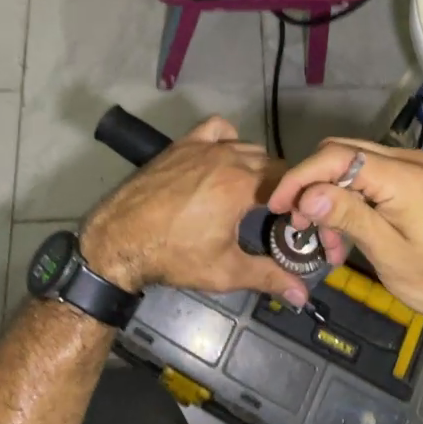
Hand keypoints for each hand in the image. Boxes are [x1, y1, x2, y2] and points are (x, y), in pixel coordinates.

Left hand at [80, 117, 313, 307]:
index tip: (293, 219)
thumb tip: (303, 295)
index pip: (287, 183)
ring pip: (246, 146)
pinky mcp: (182, 144)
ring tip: (250, 191)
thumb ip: (268, 277)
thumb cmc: (173, 256)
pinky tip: (224, 156)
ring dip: (256, 164)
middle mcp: (227, 158)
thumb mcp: (225, 271)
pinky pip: (216, 128)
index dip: (295, 201)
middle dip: (278, 185)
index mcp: (242, 186)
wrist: (119, 240)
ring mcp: (203, 147)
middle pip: (270, 163)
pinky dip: (228, 137)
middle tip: (274, 211)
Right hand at [266, 140, 422, 334]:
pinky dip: (349, 199)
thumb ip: (349, 216)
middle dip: (312, 186)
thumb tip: (307, 195)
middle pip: (340, 152)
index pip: (336, 156)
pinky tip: (345, 235)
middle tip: (298, 225)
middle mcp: (407, 160)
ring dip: (329, 197)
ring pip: (351, 164)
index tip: (277, 205)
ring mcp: (412, 168)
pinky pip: (369, 176)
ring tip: (326, 243)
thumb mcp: (388, 253)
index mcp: (403, 176)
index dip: (301, 177)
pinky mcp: (414, 180)